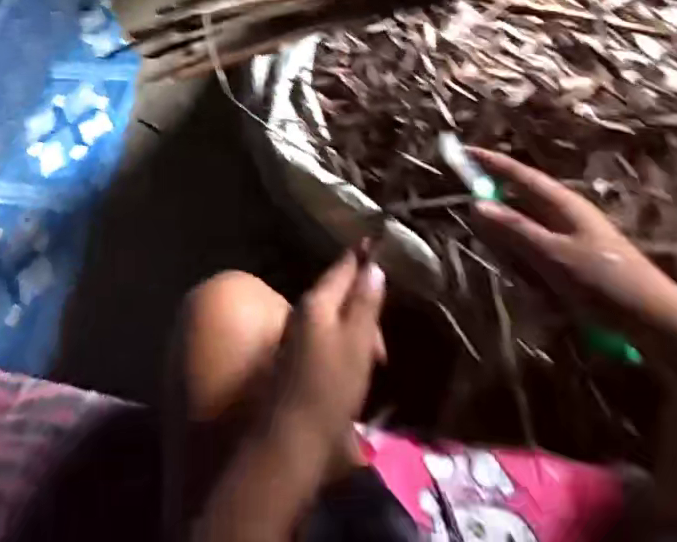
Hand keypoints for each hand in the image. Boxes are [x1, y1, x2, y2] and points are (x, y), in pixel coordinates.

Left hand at [264, 250, 385, 471]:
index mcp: (316, 302)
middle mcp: (302, 311)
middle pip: (338, 295)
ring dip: (358, 330)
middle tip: (385, 342)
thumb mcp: (357, 344)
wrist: (291, 438)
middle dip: (365, 306)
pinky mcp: (296, 358)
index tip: (373, 238)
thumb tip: (373, 266)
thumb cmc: (329, 387)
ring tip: (376, 359)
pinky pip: (327, 337)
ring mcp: (295, 334)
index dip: (359, 255)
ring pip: (334, 319)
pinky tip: (356, 368)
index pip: (341, 268)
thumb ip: (364, 304)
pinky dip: (346, 344)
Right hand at [469, 148, 676, 332]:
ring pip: (526, 234)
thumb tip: (476, 204)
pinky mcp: (576, 263)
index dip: (490, 162)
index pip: (519, 174)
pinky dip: (532, 270)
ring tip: (524, 277)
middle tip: (488, 238)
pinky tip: (540, 293)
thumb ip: (514, 228)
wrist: (659, 324)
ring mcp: (572, 239)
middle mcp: (566, 215)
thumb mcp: (553, 255)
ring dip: (517, 253)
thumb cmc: (605, 283)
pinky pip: (539, 256)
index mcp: (563, 203)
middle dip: (500, 220)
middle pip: (519, 204)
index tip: (462, 151)